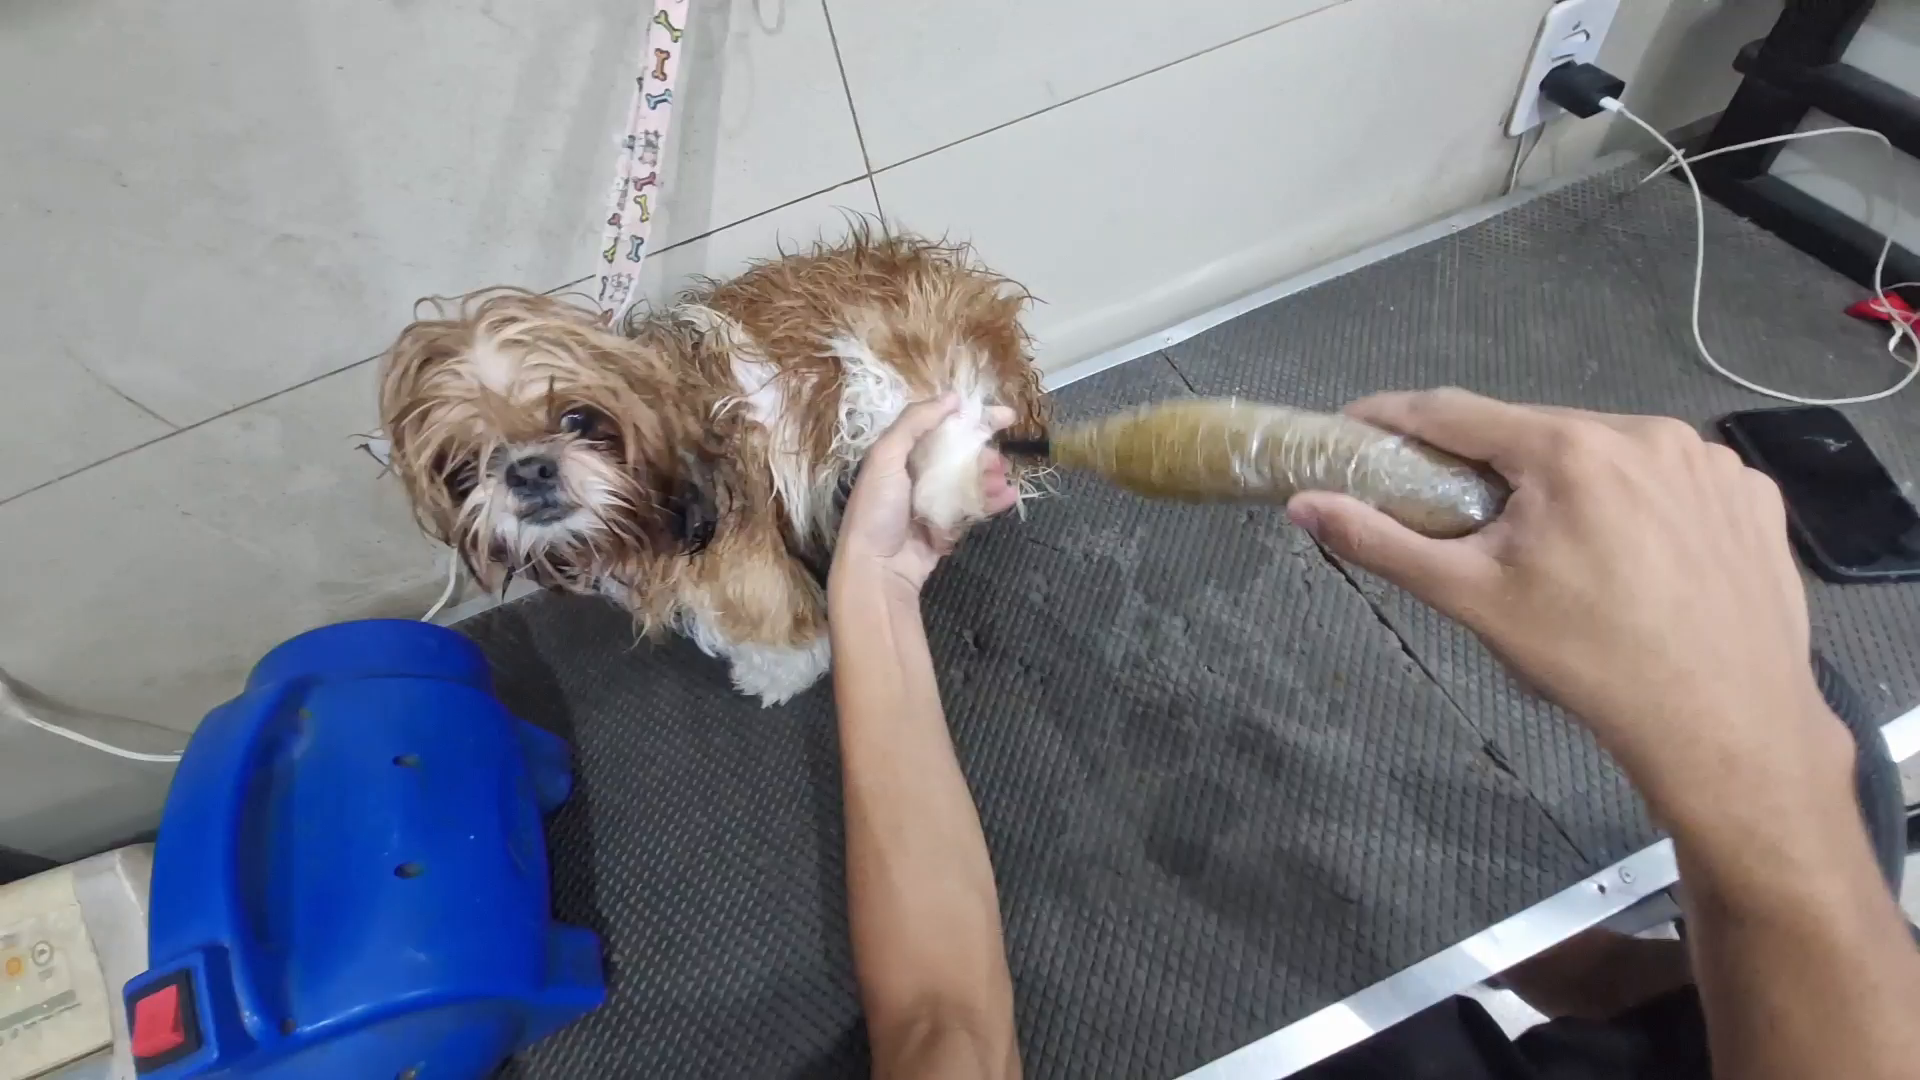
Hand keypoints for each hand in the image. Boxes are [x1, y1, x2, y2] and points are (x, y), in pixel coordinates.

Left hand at [832, 395, 1018, 600]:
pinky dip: (992, 502)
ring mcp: (932, 504)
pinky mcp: (945, 529)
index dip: (971, 418)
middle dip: (984, 452)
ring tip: (1003, 478)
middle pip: (959, 455)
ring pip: (969, 481)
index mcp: (900, 454)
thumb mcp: (886, 456)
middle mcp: (916, 476)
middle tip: (1000, 458)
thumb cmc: (877, 509)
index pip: (940, 426)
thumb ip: (915, 422)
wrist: (876, 569)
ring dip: (990, 477)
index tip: (1005, 416)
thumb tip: (952, 397)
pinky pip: (973, 509)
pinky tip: (1008, 496)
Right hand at [1286, 389, 1846, 824]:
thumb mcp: (1463, 594)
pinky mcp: (1748, 489)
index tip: (1354, 426)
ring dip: (1543, 469)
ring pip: (1591, 444)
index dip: (1393, 414)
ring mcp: (1707, 458)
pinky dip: (1613, 488)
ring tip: (1528, 528)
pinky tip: (1610, 539)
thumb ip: (1376, 540)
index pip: (1453, 410)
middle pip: (1524, 427)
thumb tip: (1301, 504)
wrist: (1724, 721)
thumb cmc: (1578, 653)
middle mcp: (1644, 432)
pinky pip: (1654, 468)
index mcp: (1568, 449)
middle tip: (1441, 498)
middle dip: (1471, 454)